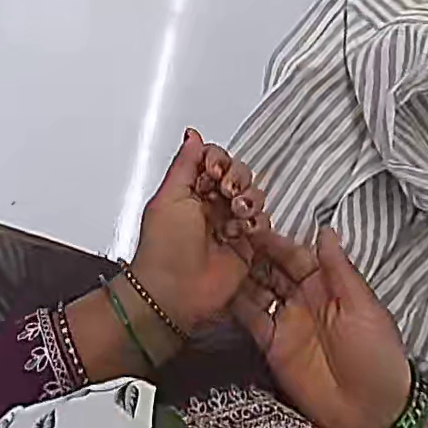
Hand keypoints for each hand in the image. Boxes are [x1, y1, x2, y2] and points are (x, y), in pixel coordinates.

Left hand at [129, 129, 267, 332]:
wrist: (174, 292)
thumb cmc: (163, 249)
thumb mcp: (169, 197)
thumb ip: (184, 164)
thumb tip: (192, 135)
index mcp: (191, 189)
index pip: (215, 159)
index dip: (220, 161)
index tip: (215, 171)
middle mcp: (211, 203)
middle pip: (239, 173)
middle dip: (237, 178)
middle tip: (227, 191)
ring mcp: (229, 223)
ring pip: (254, 195)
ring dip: (248, 200)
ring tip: (235, 214)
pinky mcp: (246, 244)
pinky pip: (263, 221)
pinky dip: (257, 222)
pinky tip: (242, 231)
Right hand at [231, 227, 411, 427]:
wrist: (373, 414)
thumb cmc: (377, 355)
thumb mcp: (363, 307)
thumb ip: (339, 270)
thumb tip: (325, 230)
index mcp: (327, 285)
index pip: (295, 255)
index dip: (274, 242)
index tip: (252, 226)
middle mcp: (303, 299)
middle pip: (272, 269)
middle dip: (252, 254)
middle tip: (226, 237)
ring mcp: (286, 321)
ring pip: (257, 290)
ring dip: (240, 275)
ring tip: (218, 258)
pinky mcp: (272, 346)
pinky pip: (251, 319)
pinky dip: (235, 305)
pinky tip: (219, 289)